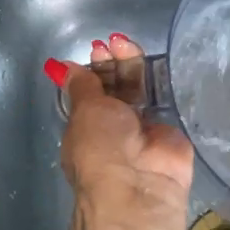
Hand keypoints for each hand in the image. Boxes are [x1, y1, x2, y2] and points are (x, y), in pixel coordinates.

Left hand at [48, 35, 193, 218]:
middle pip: (117, 87)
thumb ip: (82, 84)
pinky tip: (160, 60)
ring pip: (141, 90)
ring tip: (127, 42)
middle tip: (112, 41)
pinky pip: (166, 100)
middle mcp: (115, 129)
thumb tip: (58, 66)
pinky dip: (161, 79)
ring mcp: (144, 129)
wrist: (138, 188)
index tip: (96, 49)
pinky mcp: (171, 130)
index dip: (95, 69)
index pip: (92, 91)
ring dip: (134, 66)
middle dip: (113, 64)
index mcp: (87, 128)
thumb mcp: (84, 110)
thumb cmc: (100, 148)